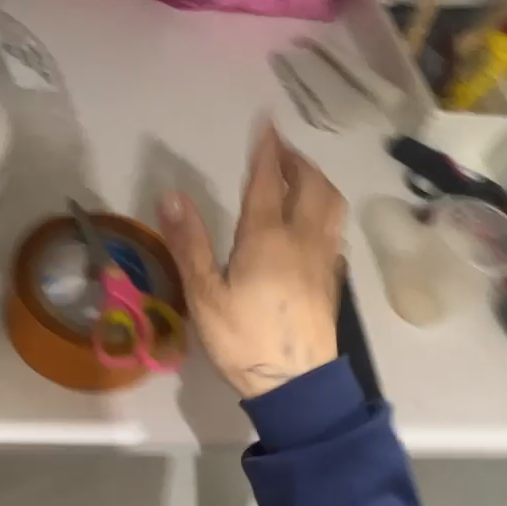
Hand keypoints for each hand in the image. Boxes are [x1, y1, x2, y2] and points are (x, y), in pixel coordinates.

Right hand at [158, 121, 346, 399]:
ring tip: (303, 179)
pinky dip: (326, 213)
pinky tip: (316, 225)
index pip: (267, 181)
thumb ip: (190, 243)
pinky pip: (334, 232)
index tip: (267, 123)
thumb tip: (172, 195)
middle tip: (282, 152)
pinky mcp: (333, 281)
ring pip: (330, 205)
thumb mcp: (205, 295)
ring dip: (318, 182)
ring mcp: (323, 259)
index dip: (266, 150)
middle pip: (309, 185)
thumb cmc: (243, 340)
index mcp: (266, 237)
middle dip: (297, 162)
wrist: (294, 382)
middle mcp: (302, 238)